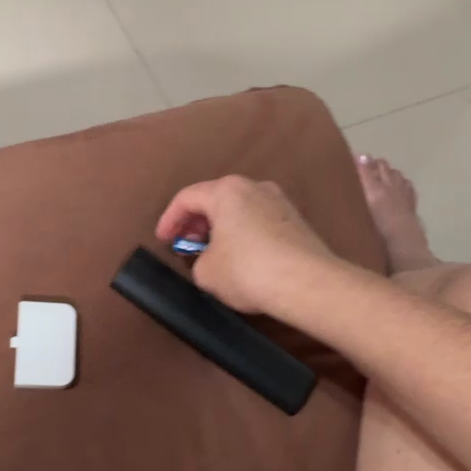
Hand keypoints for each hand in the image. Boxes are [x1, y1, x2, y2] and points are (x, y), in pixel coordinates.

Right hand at [155, 175, 339, 313]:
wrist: (306, 283)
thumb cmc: (247, 270)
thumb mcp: (206, 272)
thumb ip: (199, 261)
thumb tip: (211, 261)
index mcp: (226, 191)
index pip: (187, 198)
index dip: (169, 220)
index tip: (163, 240)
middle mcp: (254, 187)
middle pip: (216, 199)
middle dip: (197, 223)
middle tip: (186, 245)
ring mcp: (279, 201)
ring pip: (240, 210)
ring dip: (222, 228)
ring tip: (213, 252)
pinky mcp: (296, 221)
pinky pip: (260, 222)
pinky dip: (244, 235)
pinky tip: (242, 257)